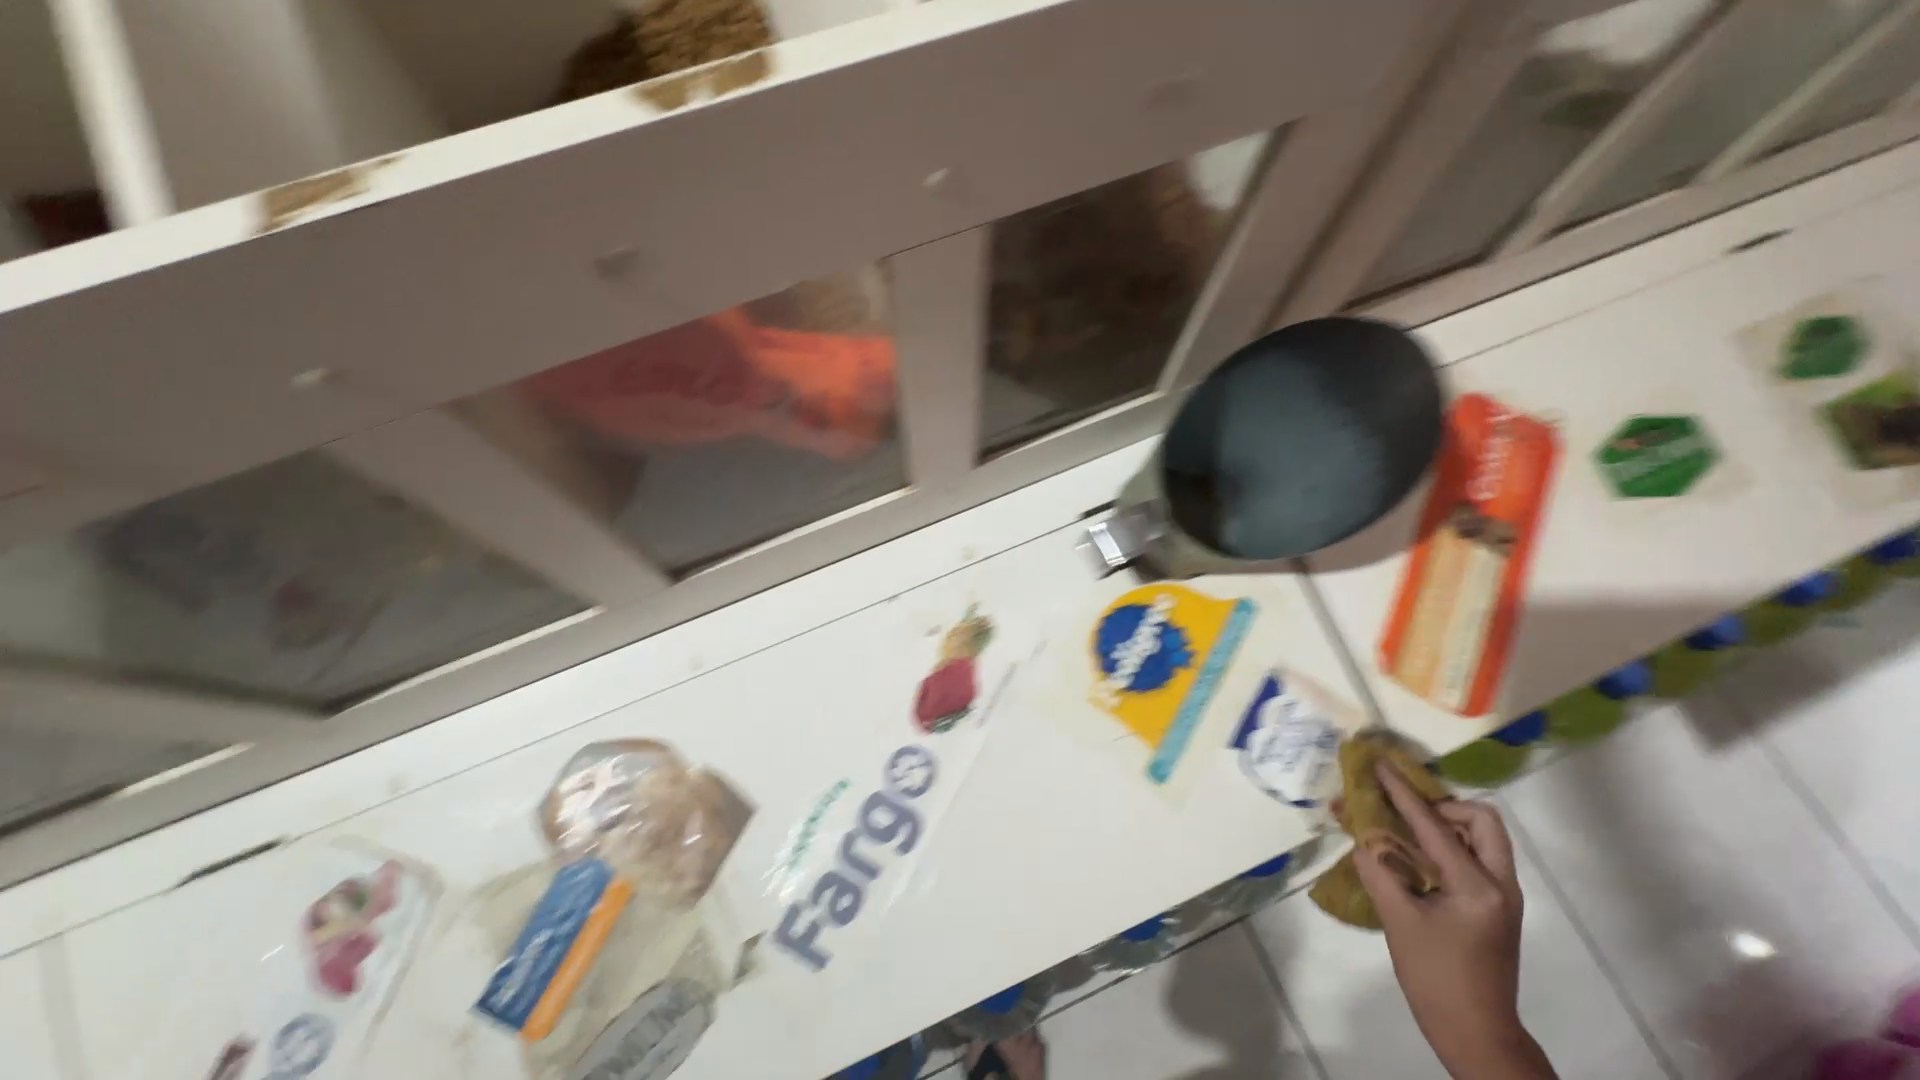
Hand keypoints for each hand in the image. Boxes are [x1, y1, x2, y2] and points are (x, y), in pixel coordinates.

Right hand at [1353, 762, 1556, 1079]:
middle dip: (1442, 807)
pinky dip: (1447, 848)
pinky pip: (1476, 858)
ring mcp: (1502, 896)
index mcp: (1478, 885)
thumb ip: (1378, 871)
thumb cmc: (1436, 978)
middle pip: (1480, 820)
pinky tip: (1417, 862)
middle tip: (1406, 816)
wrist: (1476, 1032)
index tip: (1380, 765)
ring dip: (1446, 827)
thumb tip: (1360, 836)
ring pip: (1482, 838)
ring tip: (1406, 837)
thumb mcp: (1399, 922)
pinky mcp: (1495, 908)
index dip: (1402, 793)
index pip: (1434, 826)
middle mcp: (1500, 883)